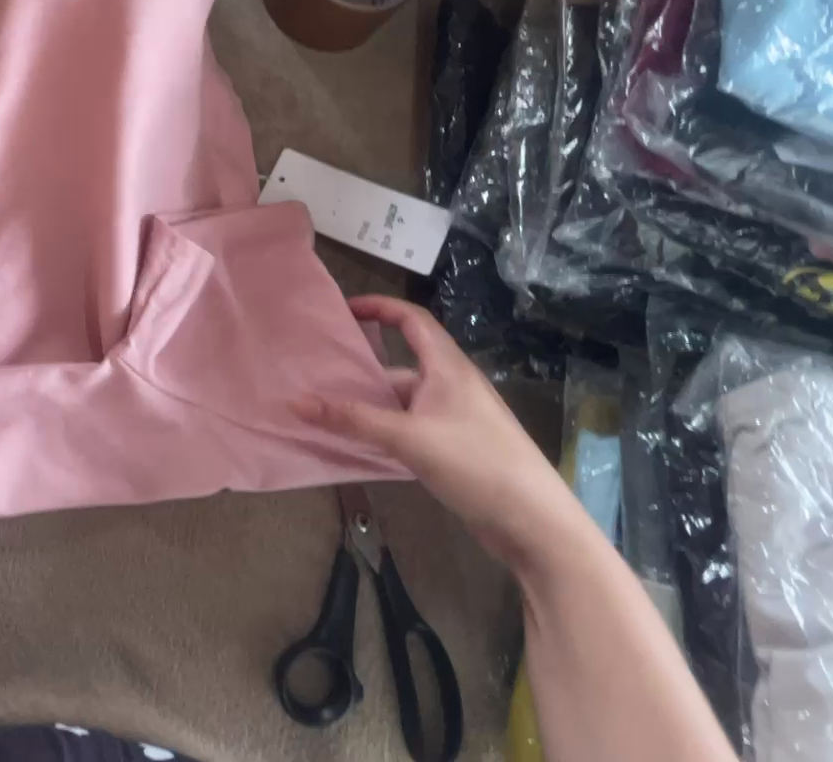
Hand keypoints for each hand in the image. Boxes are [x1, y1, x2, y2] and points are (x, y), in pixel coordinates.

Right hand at [294, 295, 587, 576]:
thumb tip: (296, 402)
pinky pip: (407, 426)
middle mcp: (451, 386)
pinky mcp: (454, 447)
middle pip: (399, 363)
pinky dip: (380, 429)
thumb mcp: (407, 438)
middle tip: (317, 373)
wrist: (536, 525)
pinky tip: (355, 443)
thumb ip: (351, 420)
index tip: (342, 310)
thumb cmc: (477, 465)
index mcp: (448, 369)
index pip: (412, 320)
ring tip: (324, 411)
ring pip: (400, 400)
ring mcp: (454, 418)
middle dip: (359, 368)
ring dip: (367, 404)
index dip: (379, 307)